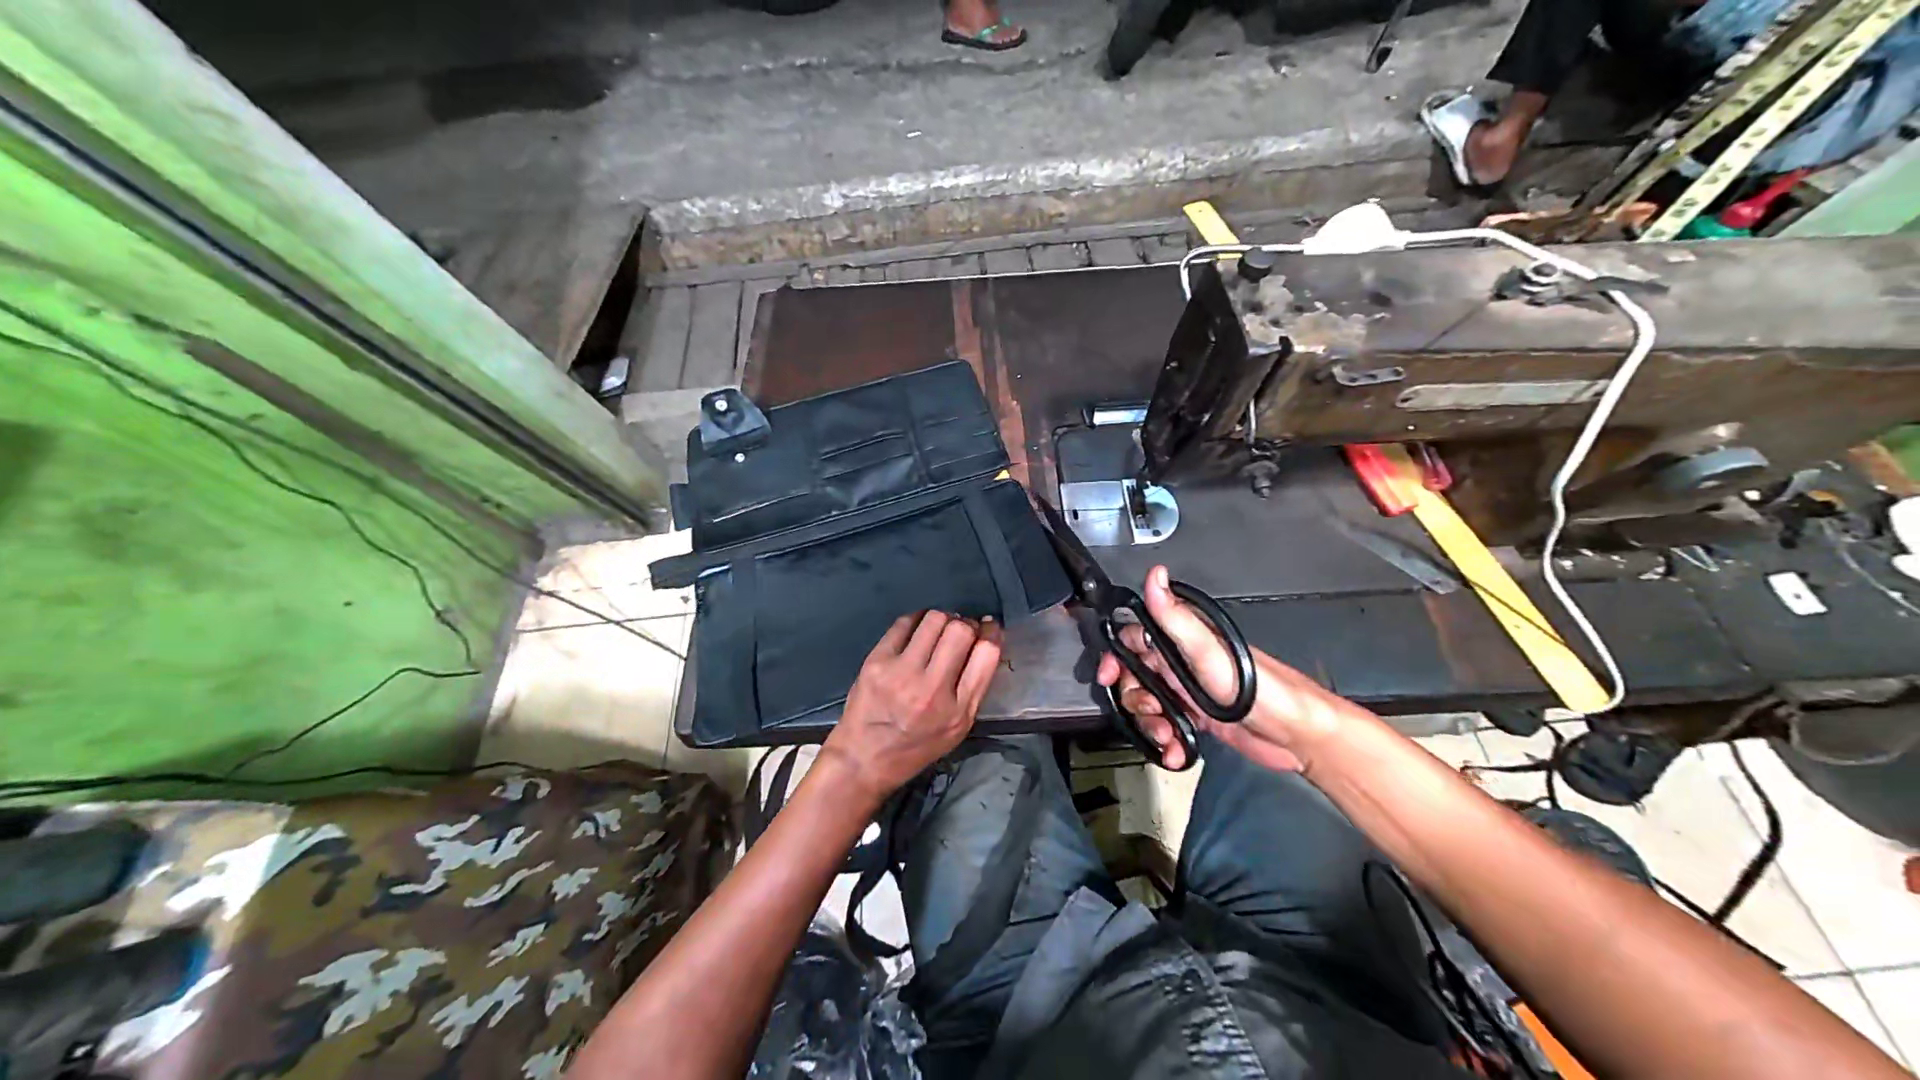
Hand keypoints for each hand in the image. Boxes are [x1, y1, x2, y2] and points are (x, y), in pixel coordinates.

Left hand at [822, 611, 1002, 804]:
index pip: (986, 654)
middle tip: (959, 630)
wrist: (863, 759)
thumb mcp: (957, 727)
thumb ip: (973, 688)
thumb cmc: (915, 746)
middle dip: (965, 623)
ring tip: (937, 630)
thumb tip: (984, 641)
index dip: (992, 632)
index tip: (987, 626)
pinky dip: (915, 620)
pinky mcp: (876, 662)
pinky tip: (916, 631)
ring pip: (934, 619)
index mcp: (959, 710)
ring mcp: (902, 673)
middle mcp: (932, 689)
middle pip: (961, 631)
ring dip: (942, 618)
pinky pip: (905, 622)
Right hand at [1095, 566, 1357, 772]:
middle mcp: (1182, 665)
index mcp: (1182, 642)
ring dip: (1149, 725)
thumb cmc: (1257, 687)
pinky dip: (1166, 744)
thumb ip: (1175, 616)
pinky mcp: (1198, 720)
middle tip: (1148, 710)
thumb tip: (1155, 576)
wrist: (1296, 733)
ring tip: (1166, 736)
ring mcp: (1189, 693)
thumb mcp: (1207, 650)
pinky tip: (1175, 752)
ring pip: (1149, 706)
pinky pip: (1167, 729)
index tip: (1109, 674)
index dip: (1117, 655)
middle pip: (1135, 677)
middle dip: (1133, 697)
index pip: (1134, 639)